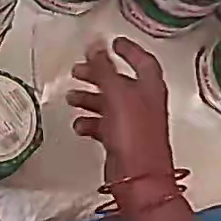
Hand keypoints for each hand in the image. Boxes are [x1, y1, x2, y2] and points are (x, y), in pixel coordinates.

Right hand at [67, 38, 177, 204]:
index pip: (142, 60)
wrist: (138, 178)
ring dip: (89, 98)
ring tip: (71, 96)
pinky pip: (102, 125)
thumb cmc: (134, 136)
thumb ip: (104, 69)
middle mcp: (143, 103)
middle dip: (99, 73)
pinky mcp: (121, 141)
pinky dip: (89, 122)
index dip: (128, 50)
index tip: (113, 42)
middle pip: (120, 81)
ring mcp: (132, 123)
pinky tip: (79, 124)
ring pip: (108, 103)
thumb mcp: (117, 95)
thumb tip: (96, 44)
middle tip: (79, 69)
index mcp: (149, 88)